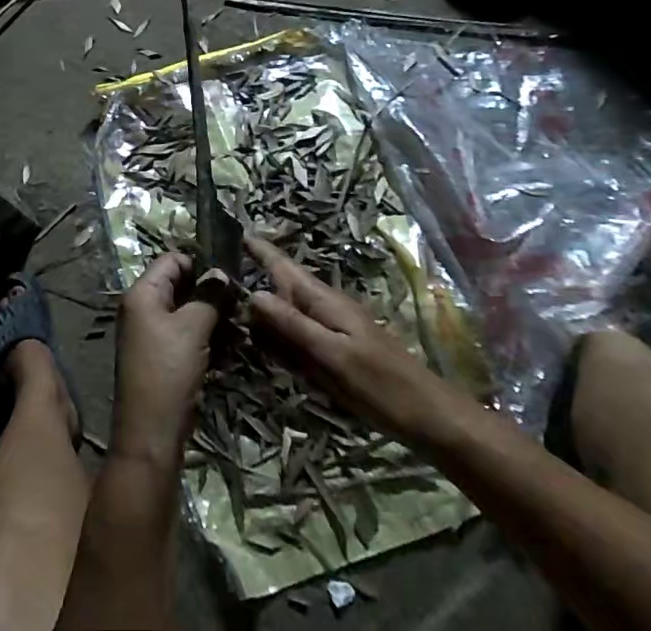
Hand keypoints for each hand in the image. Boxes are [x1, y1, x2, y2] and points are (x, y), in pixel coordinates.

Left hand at [113, 253, 219, 463]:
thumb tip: (221, 273)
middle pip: (181, 286)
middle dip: (212, 294)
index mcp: (142, 293)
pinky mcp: (163, 356)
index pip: (172, 260)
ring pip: (188, 313)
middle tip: (242, 304)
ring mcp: (152, 333)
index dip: (201, 263)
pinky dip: (207, 339)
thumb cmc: (168, 370)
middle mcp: (143, 308)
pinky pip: (187, 336)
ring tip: (240, 329)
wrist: (151, 430)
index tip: (232, 274)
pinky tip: (229, 350)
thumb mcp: (192, 328)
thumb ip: (208, 296)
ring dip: (214, 319)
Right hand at [246, 235, 461, 440]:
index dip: (261, 250)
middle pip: (280, 287)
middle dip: (254, 277)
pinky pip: (295, 335)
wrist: (431, 418)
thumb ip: (293, 325)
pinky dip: (276, 336)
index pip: (284, 267)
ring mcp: (330, 330)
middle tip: (219, 276)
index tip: (234, 232)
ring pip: (286, 312)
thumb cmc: (383, 385)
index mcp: (324, 302)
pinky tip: (262, 343)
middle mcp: (324, 308)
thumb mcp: (333, 355)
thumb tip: (252, 293)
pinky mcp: (333, 351)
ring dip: (262, 310)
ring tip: (230, 305)